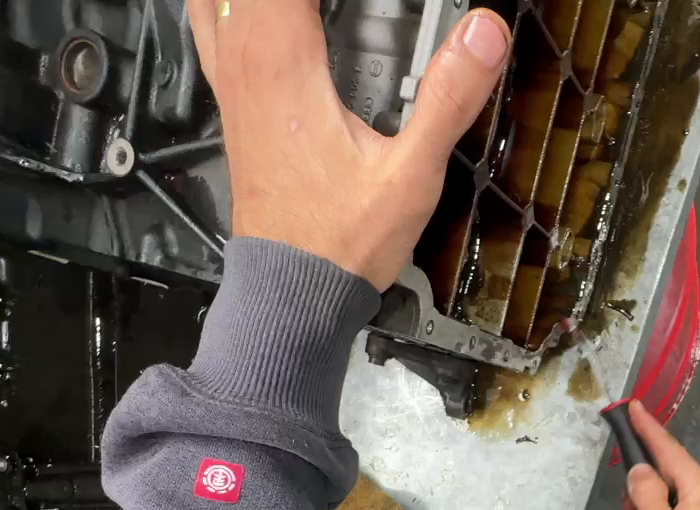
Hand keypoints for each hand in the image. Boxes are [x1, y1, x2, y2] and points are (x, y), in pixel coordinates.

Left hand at [187, 0, 510, 288]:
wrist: (294, 291)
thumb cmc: (341, 242)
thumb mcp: (410, 176)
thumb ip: (447, 100)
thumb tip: (485, 33)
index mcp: (283, 63)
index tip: (385, 1)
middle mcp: (245, 61)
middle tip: (368, 6)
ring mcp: (231, 83)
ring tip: (319, 11)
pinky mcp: (234, 107)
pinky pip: (214, 23)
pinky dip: (238, 7)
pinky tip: (266, 18)